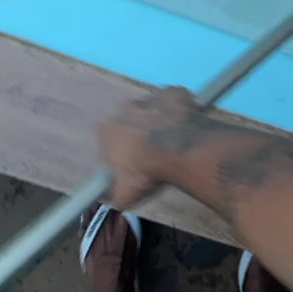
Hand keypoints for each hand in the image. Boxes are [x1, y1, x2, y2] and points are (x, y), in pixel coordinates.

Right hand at [97, 86, 215, 206]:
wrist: (179, 149)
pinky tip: (186, 125)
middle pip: (129, 120)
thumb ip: (113, 196)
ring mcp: (151, 97)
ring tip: (172, 139)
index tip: (130, 163)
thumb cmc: (146, 171)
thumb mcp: (124, 195)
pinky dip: (179, 110)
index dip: (118, 151)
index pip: (107, 139)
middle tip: (152, 151)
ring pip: (152, 108)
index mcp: (107, 130)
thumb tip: (112, 199)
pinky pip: (175, 101)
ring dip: (159, 120)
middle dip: (138, 132)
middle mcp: (126, 108)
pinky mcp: (175, 92)